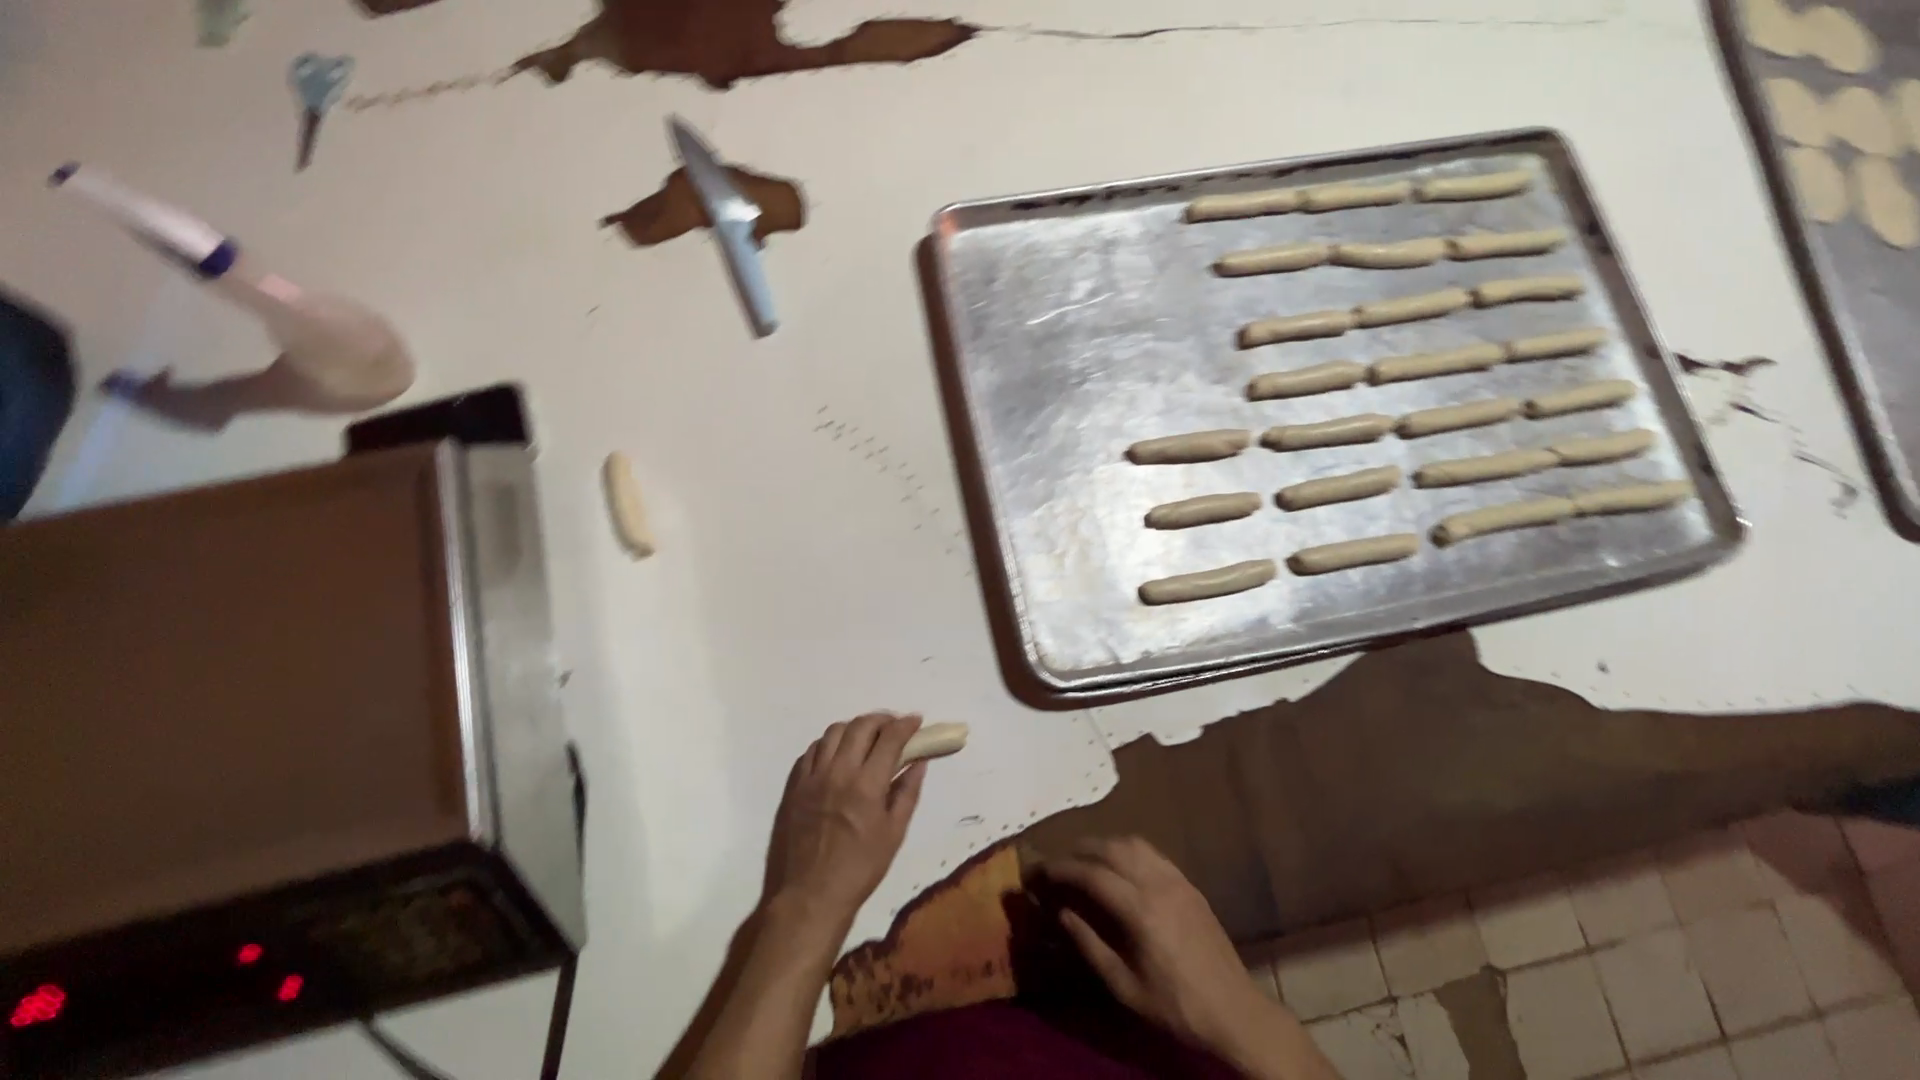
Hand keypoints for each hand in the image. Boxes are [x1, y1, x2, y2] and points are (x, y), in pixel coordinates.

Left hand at [762, 712, 926, 933]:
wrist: (809, 895)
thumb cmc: (860, 870)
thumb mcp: (894, 834)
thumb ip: (907, 793)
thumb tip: (918, 762)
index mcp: (866, 785)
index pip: (889, 738)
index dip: (905, 725)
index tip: (916, 721)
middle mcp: (837, 772)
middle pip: (860, 726)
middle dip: (881, 719)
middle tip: (893, 726)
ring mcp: (811, 777)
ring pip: (832, 733)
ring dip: (853, 728)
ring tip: (865, 738)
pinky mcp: (793, 786)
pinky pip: (811, 752)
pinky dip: (828, 745)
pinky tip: (837, 756)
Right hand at [1041, 837, 1275, 1057]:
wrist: (1233, 1010)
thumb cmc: (1174, 1005)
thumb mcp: (1123, 985)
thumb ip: (1089, 944)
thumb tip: (1062, 913)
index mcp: (1140, 910)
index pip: (1092, 874)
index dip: (1062, 868)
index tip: (1040, 871)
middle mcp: (1158, 885)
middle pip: (1112, 848)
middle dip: (1080, 849)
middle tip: (1059, 862)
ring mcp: (1178, 881)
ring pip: (1135, 844)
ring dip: (1105, 844)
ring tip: (1086, 859)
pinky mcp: (1190, 886)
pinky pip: (1154, 854)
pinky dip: (1129, 851)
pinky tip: (1121, 867)